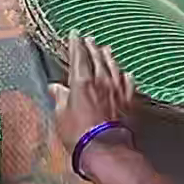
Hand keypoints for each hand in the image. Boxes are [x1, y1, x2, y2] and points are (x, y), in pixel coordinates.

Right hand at [51, 33, 136, 172]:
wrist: (106, 149)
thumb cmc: (78, 133)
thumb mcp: (61, 115)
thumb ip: (60, 98)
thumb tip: (55, 88)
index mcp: (81, 82)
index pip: (78, 56)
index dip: (75, 44)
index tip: (74, 34)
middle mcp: (101, 81)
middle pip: (97, 58)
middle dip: (92, 47)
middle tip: (89, 39)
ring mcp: (117, 90)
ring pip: (114, 66)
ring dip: (108, 57)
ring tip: (106, 49)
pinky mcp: (129, 100)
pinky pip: (128, 82)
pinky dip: (124, 75)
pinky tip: (125, 73)